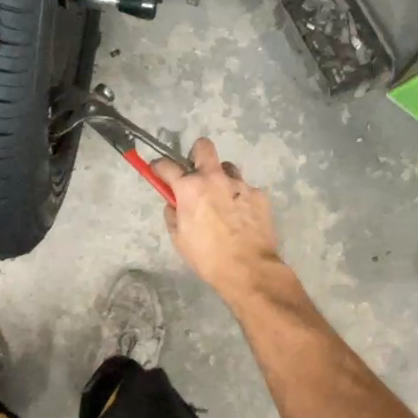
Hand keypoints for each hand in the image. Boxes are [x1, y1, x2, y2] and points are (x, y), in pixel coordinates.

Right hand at [152, 138, 283, 298]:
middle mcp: (214, 178)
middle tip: (196, 174)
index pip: (166, 165)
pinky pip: (245, 190)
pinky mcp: (259, 194)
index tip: (159, 170)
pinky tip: (242, 217)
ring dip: (222, 178)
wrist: (249, 270)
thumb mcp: (179, 239)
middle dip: (196, 154)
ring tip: (223, 200)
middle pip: (203, 147)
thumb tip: (174, 204)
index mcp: (189, 188)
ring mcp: (239, 184)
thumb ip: (172, 215)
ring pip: (228, 168)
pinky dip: (240, 199)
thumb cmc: (207, 257)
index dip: (159, 167)